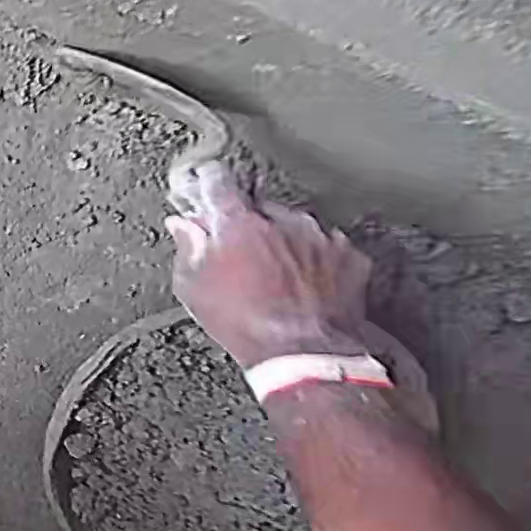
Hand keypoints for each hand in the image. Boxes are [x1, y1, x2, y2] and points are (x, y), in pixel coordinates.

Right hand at [164, 163, 372, 368]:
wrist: (301, 351)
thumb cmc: (240, 320)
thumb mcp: (191, 284)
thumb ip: (187, 245)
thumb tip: (183, 224)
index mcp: (237, 223)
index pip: (217, 182)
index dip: (205, 179)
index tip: (200, 181)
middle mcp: (282, 220)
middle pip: (256, 206)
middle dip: (243, 221)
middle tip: (231, 249)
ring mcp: (319, 237)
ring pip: (291, 224)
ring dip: (277, 238)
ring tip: (267, 272)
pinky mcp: (348, 256)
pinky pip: (322, 245)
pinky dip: (308, 256)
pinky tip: (295, 281)